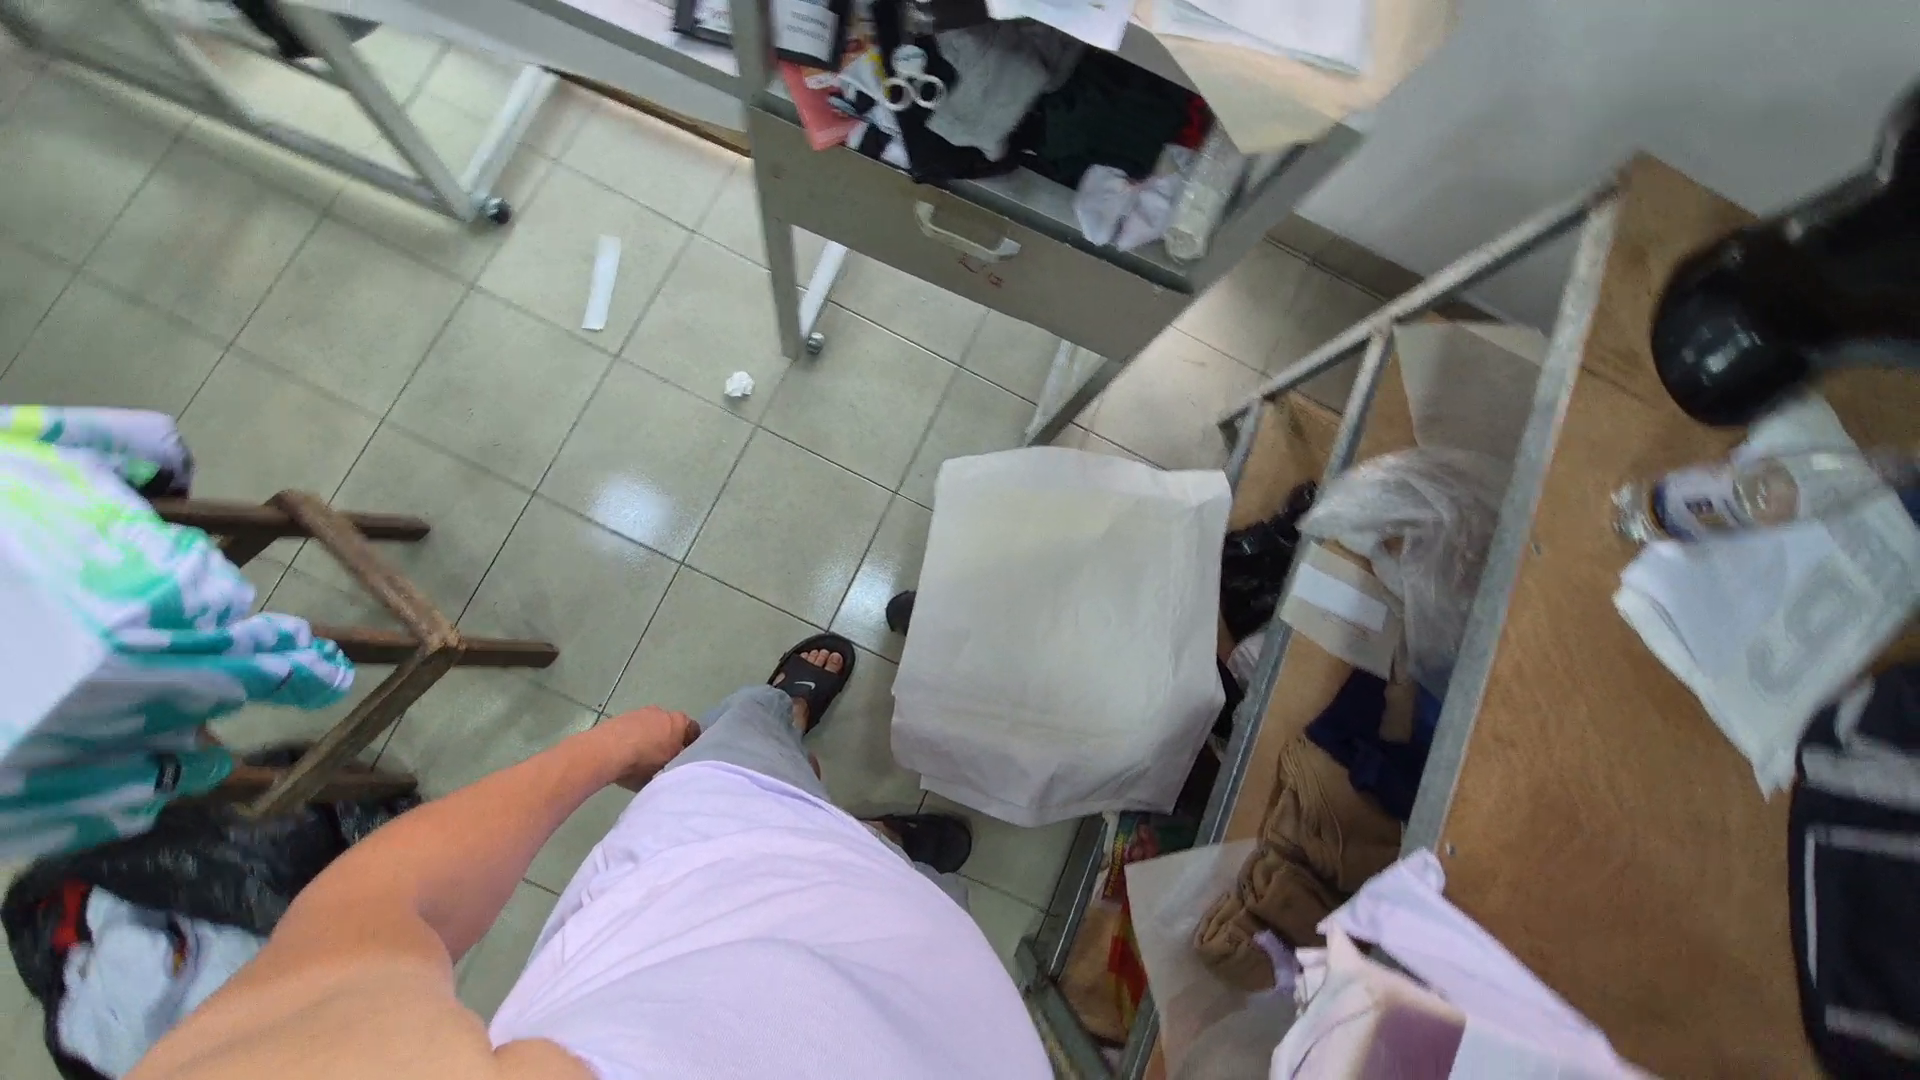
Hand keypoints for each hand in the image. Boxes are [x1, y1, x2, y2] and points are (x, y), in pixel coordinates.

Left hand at [598, 707, 700, 790]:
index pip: (694, 732)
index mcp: (680, 722)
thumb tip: (680, 767)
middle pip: (672, 728)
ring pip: (651, 728)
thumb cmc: (644, 761)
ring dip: (649, 741)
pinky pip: (633, 731)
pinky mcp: (620, 718)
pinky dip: (632, 741)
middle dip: (669, 742)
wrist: (606, 752)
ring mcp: (640, 713)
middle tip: (664, 762)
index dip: (692, 747)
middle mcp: (663, 712)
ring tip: (641, 762)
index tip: (686, 761)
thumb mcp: (669, 770)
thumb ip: (679, 765)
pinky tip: (625, 758)